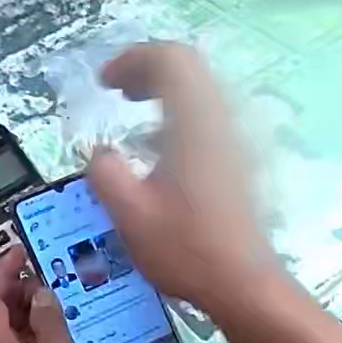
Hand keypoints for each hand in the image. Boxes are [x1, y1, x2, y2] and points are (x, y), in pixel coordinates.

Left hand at [0, 246, 112, 342]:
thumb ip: (48, 321)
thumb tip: (38, 291)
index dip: (0, 272)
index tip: (19, 249)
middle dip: (16, 285)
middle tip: (44, 264)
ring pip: (13, 327)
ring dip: (28, 303)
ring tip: (55, 283)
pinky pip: (26, 342)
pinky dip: (38, 323)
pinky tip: (60, 315)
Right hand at [87, 43, 280, 312]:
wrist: (242, 283)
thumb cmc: (186, 248)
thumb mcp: (129, 214)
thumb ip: (104, 173)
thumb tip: (99, 155)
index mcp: (194, 123)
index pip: (170, 59)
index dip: (133, 59)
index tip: (105, 83)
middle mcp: (220, 123)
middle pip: (189, 70)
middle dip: (148, 71)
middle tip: (118, 92)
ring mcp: (235, 143)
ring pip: (201, 95)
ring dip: (165, 96)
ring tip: (134, 117)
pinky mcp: (239, 164)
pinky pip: (208, 121)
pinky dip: (179, 120)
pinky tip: (159, 154)